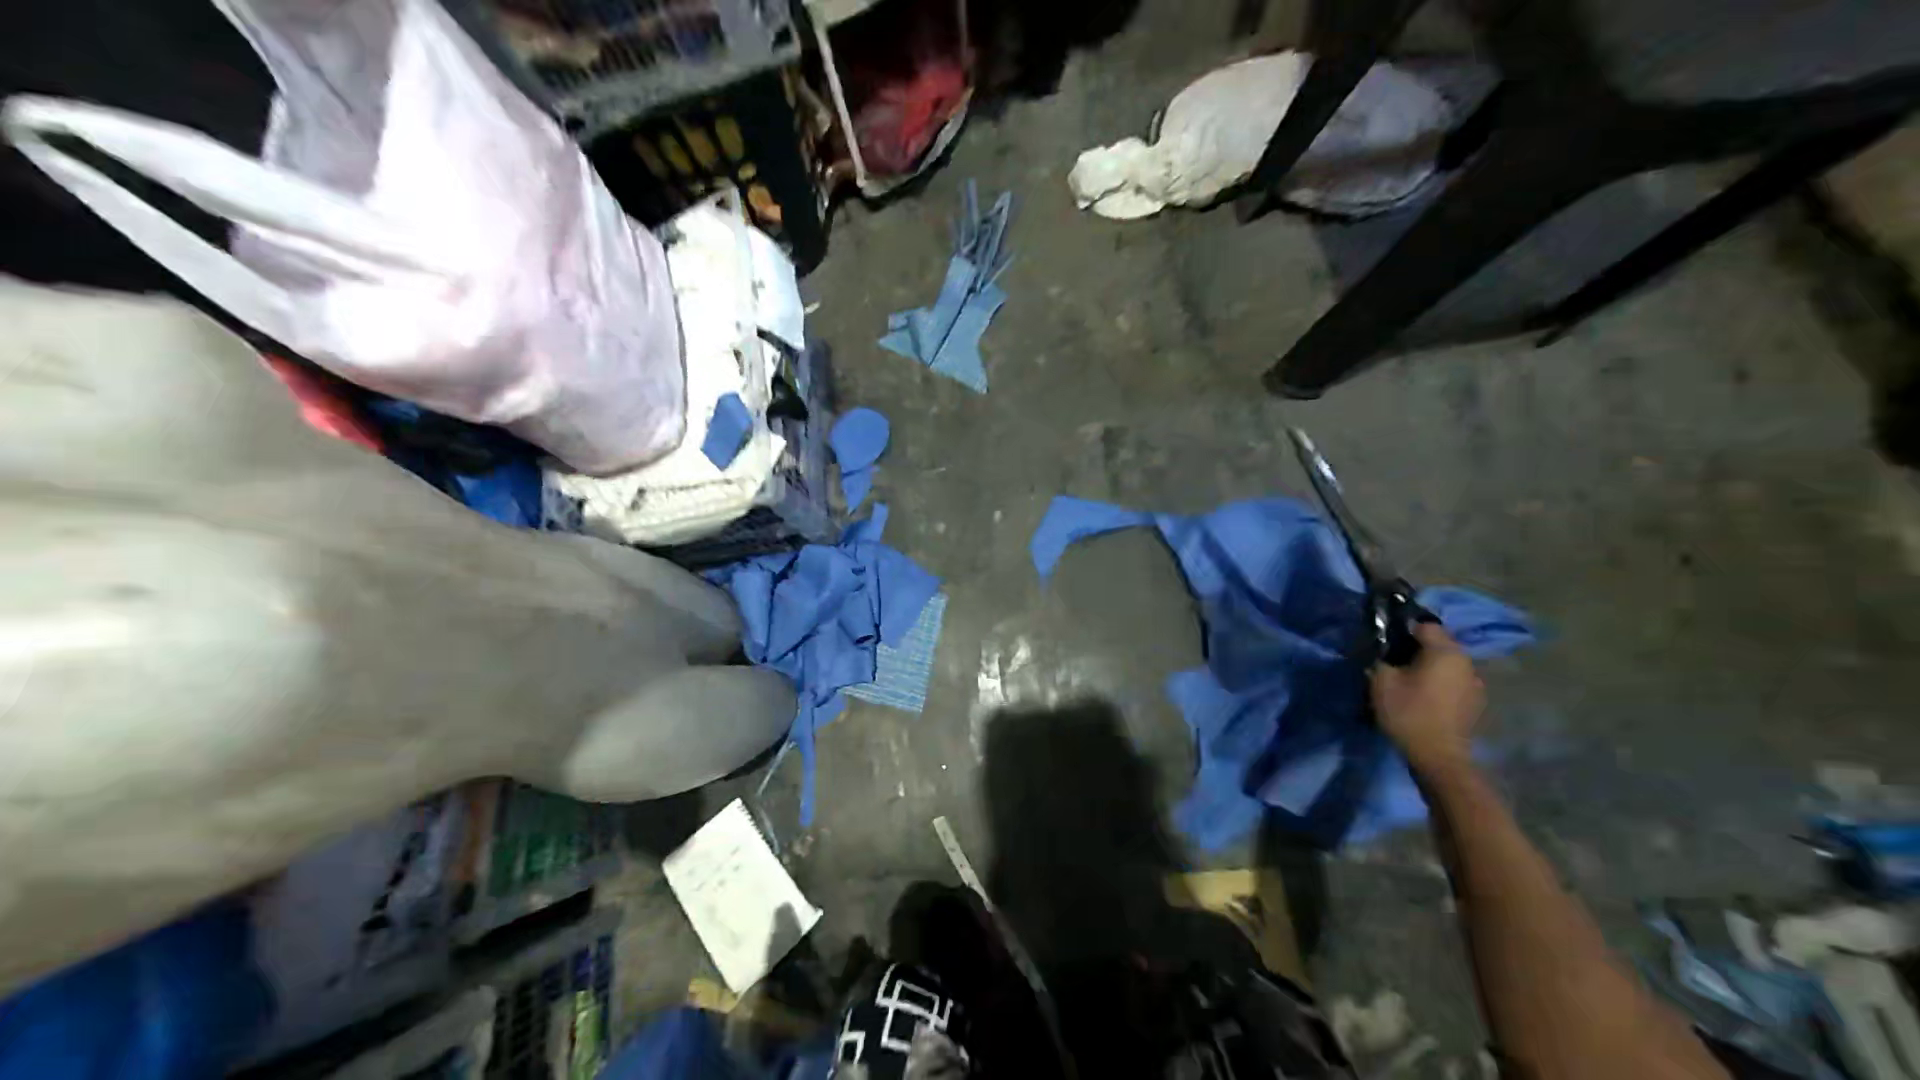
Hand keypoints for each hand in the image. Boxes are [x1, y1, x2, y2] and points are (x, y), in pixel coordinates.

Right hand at [1372, 622, 1483, 775]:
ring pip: (1447, 663)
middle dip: (1417, 648)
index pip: (1424, 625)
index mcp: (1446, 651)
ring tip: (1409, 681)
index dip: (1403, 629)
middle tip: (1394, 661)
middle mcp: (1466, 661)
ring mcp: (1475, 683)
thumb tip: (1383, 652)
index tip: (1386, 642)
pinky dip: (1440, 683)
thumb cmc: (1408, 712)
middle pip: (1439, 644)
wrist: (1439, 756)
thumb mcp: (1380, 680)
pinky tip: (1425, 697)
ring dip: (1430, 667)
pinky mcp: (1476, 702)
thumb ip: (1380, 658)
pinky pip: (1454, 681)